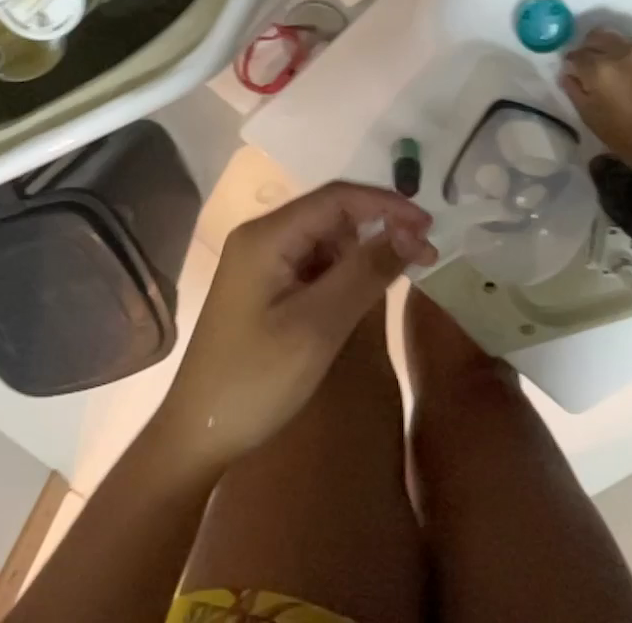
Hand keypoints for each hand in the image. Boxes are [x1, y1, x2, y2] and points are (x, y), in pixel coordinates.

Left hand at [153, 182, 436, 467]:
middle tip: (426, 257)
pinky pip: (314, 265)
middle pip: (331, 215)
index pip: (337, 198)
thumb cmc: (256, 379)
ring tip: (405, 274)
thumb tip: (412, 233)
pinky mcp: (264, 288)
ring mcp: (260, 264)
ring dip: (365, 252)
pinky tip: (368, 290)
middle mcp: (261, 238)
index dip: (387, 205)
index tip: (431, 228)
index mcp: (266, 236)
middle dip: (380, 227)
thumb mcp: (319, 325)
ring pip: (326, 241)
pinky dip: (346, 273)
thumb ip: (366, 273)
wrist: (200, 432)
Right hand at [559, 28, 631, 173]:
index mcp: (600, 69)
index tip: (574, 73)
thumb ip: (575, 91)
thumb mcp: (591, 118)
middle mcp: (624, 52)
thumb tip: (568, 74)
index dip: (572, 64)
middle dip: (591, 49)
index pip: (576, 54)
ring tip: (621, 75)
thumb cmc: (628, 139)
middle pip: (598, 37)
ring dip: (616, 54)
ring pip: (624, 42)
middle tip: (593, 69)